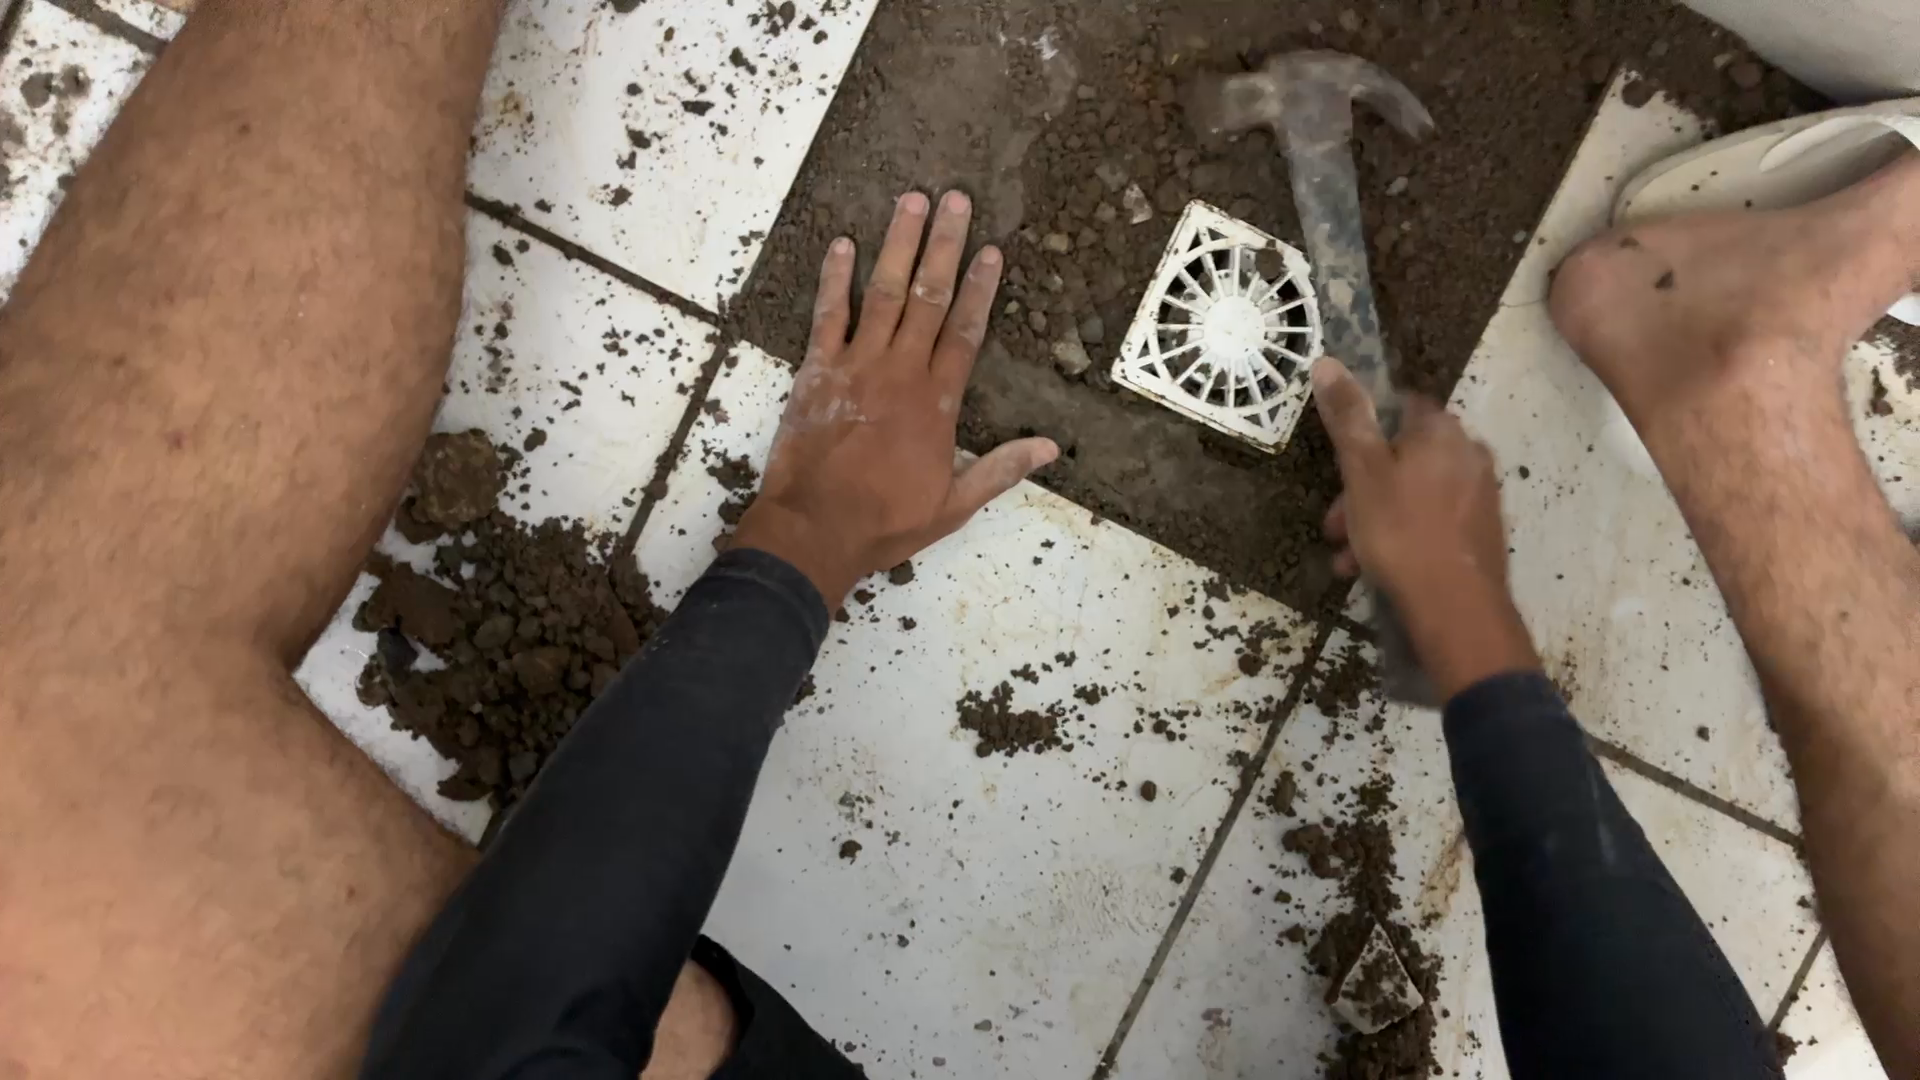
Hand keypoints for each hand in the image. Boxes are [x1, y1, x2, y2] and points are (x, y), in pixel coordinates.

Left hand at [733, 191, 1058, 605]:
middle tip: (956, 199)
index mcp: (936, 402)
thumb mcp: (954, 505)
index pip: (965, 332)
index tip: (991, 251)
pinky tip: (842, 244)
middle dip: (944, 247)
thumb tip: (1052, 448)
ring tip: (911, 200)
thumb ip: (1000, 470)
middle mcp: (900, 371)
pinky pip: (827, 316)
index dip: (981, 290)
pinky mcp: (816, 371)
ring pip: (882, 293)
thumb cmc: (887, 521)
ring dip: (897, 245)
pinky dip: (834, 279)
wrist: (816, 529)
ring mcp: (856, 365)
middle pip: (928, 298)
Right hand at [1313, 358, 1539, 698]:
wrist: (1455, 605)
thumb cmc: (1401, 530)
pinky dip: (1398, 534)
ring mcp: (1478, 494)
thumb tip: (1327, 361)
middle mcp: (1468, 454)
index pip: (1401, 404)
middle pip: (1401, 455)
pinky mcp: (1479, 530)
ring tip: (1347, 554)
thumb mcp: (1361, 471)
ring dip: (1371, 516)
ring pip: (1411, 492)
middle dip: (1359, 486)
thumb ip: (1346, 417)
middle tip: (1334, 521)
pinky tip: (1373, 565)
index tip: (1340, 456)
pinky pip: (1428, 519)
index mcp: (1441, 432)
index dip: (1365, 425)